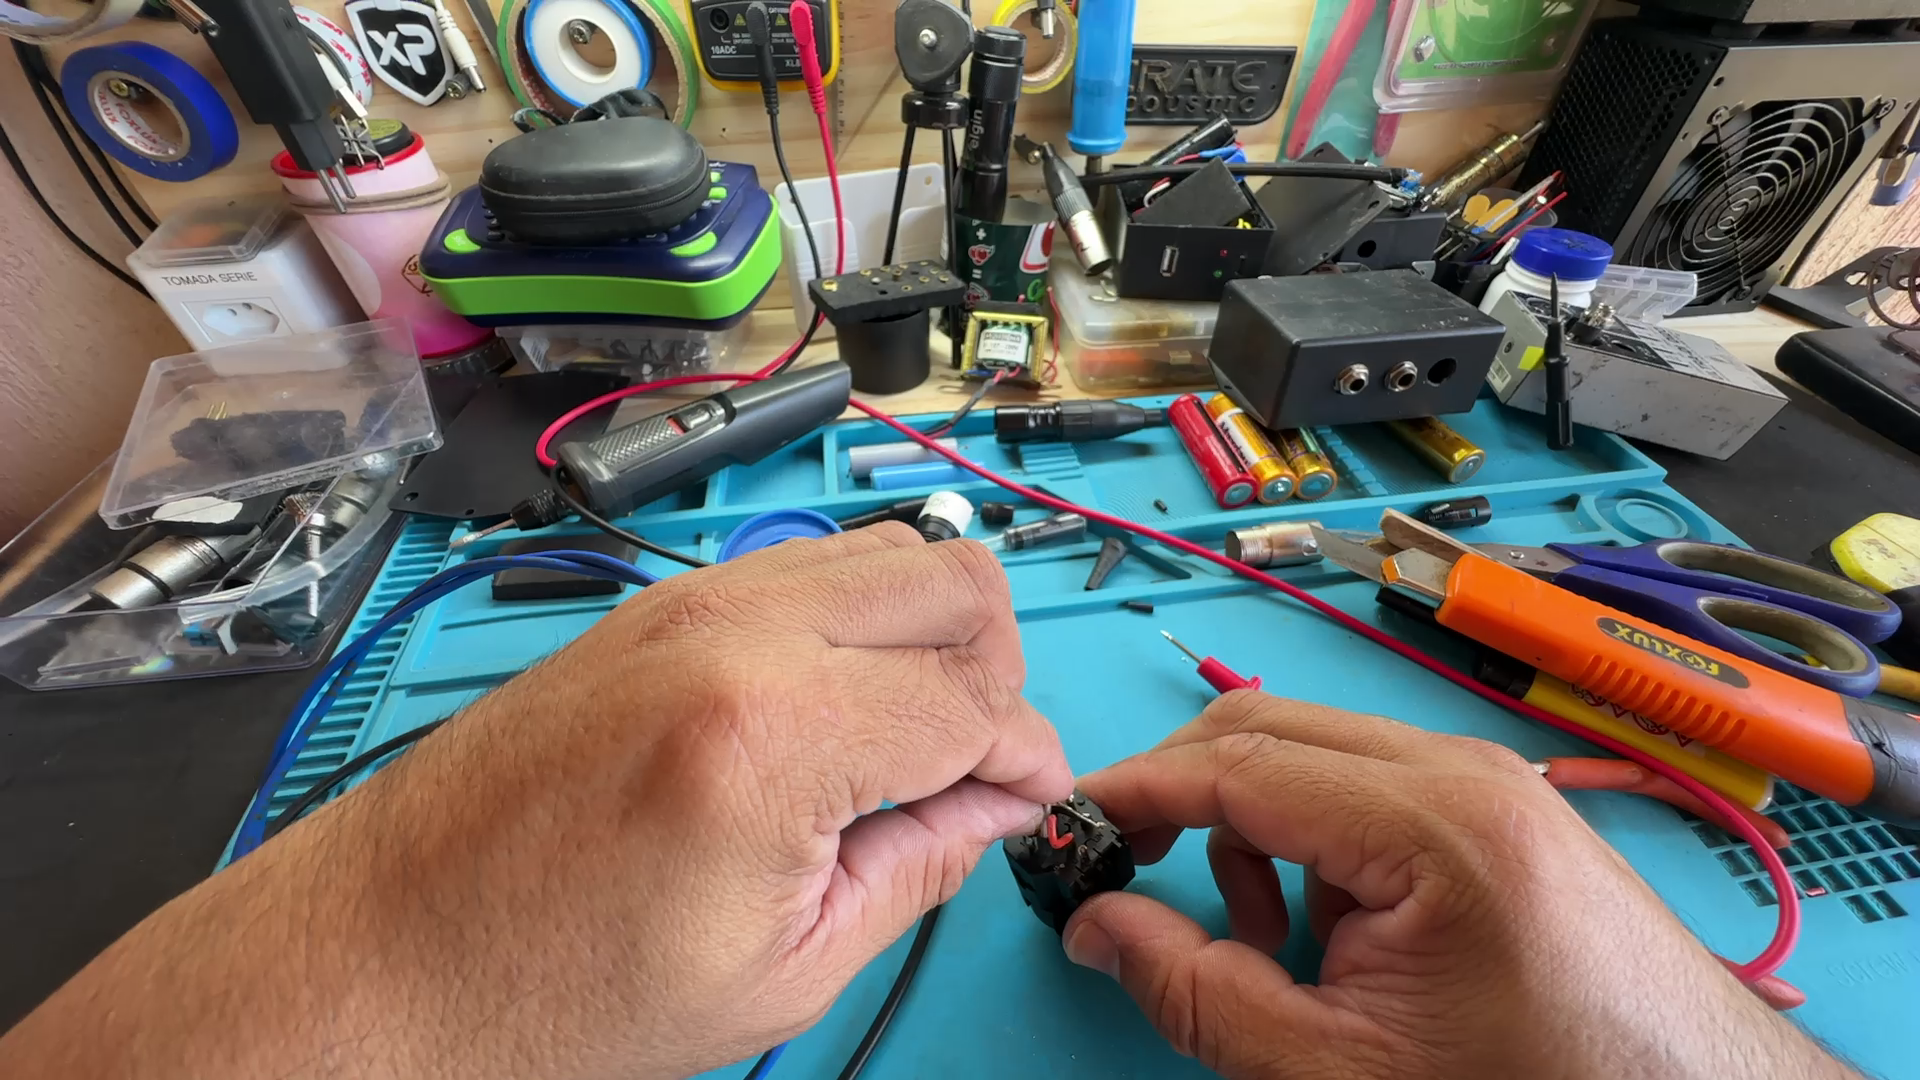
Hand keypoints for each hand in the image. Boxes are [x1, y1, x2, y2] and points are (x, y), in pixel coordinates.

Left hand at [0, 524, 1071, 1079]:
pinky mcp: (679, 591)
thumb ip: (926, 861)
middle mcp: (747, 627)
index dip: (1029, 754)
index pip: (974, 703)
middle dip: (999, 669)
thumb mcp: (787, 967)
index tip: (1035, 794)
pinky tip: (845, 689)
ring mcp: (706, 591)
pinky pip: (826, 560)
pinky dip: (871, 613)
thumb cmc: (570, 996)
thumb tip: (1006, 798)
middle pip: (959, 585)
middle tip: (973, 753)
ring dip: (939, 631)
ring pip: (899, 552)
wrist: (382, 947)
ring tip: (912, 719)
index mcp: (774, 735)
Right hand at [1064, 691, 1851, 1079]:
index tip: (1074, 818)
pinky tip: (1328, 922)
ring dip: (1243, 823)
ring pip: (1298, 747)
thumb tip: (1087, 926)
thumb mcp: (1336, 1076)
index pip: (1235, 764)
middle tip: (1135, 862)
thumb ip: (1194, 992)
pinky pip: (1347, 778)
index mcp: (1430, 821)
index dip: (1137, 787)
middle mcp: (1450, 763)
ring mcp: (1472, 771)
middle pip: (1258, 728)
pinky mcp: (1479, 796)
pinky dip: (1299, 836)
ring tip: (1262, 932)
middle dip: (1178, 789)